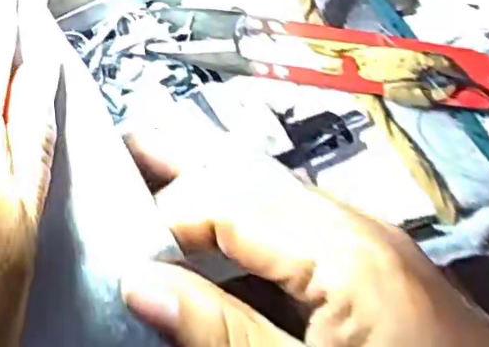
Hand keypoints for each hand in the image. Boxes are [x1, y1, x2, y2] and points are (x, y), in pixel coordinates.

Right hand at [119, 123, 488, 346]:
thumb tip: (133, 281)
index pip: (213, 198)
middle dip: (168, 166)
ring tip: (141, 184)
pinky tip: (209, 239)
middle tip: (107, 159)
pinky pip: (287, 219)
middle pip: (234, 170)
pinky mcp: (381, 268)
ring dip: (199, 188)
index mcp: (341, 245)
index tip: (118, 255)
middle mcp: (354, 224)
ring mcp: (372, 243)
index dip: (156, 219)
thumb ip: (221, 330)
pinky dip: (237, 219)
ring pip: (258, 187)